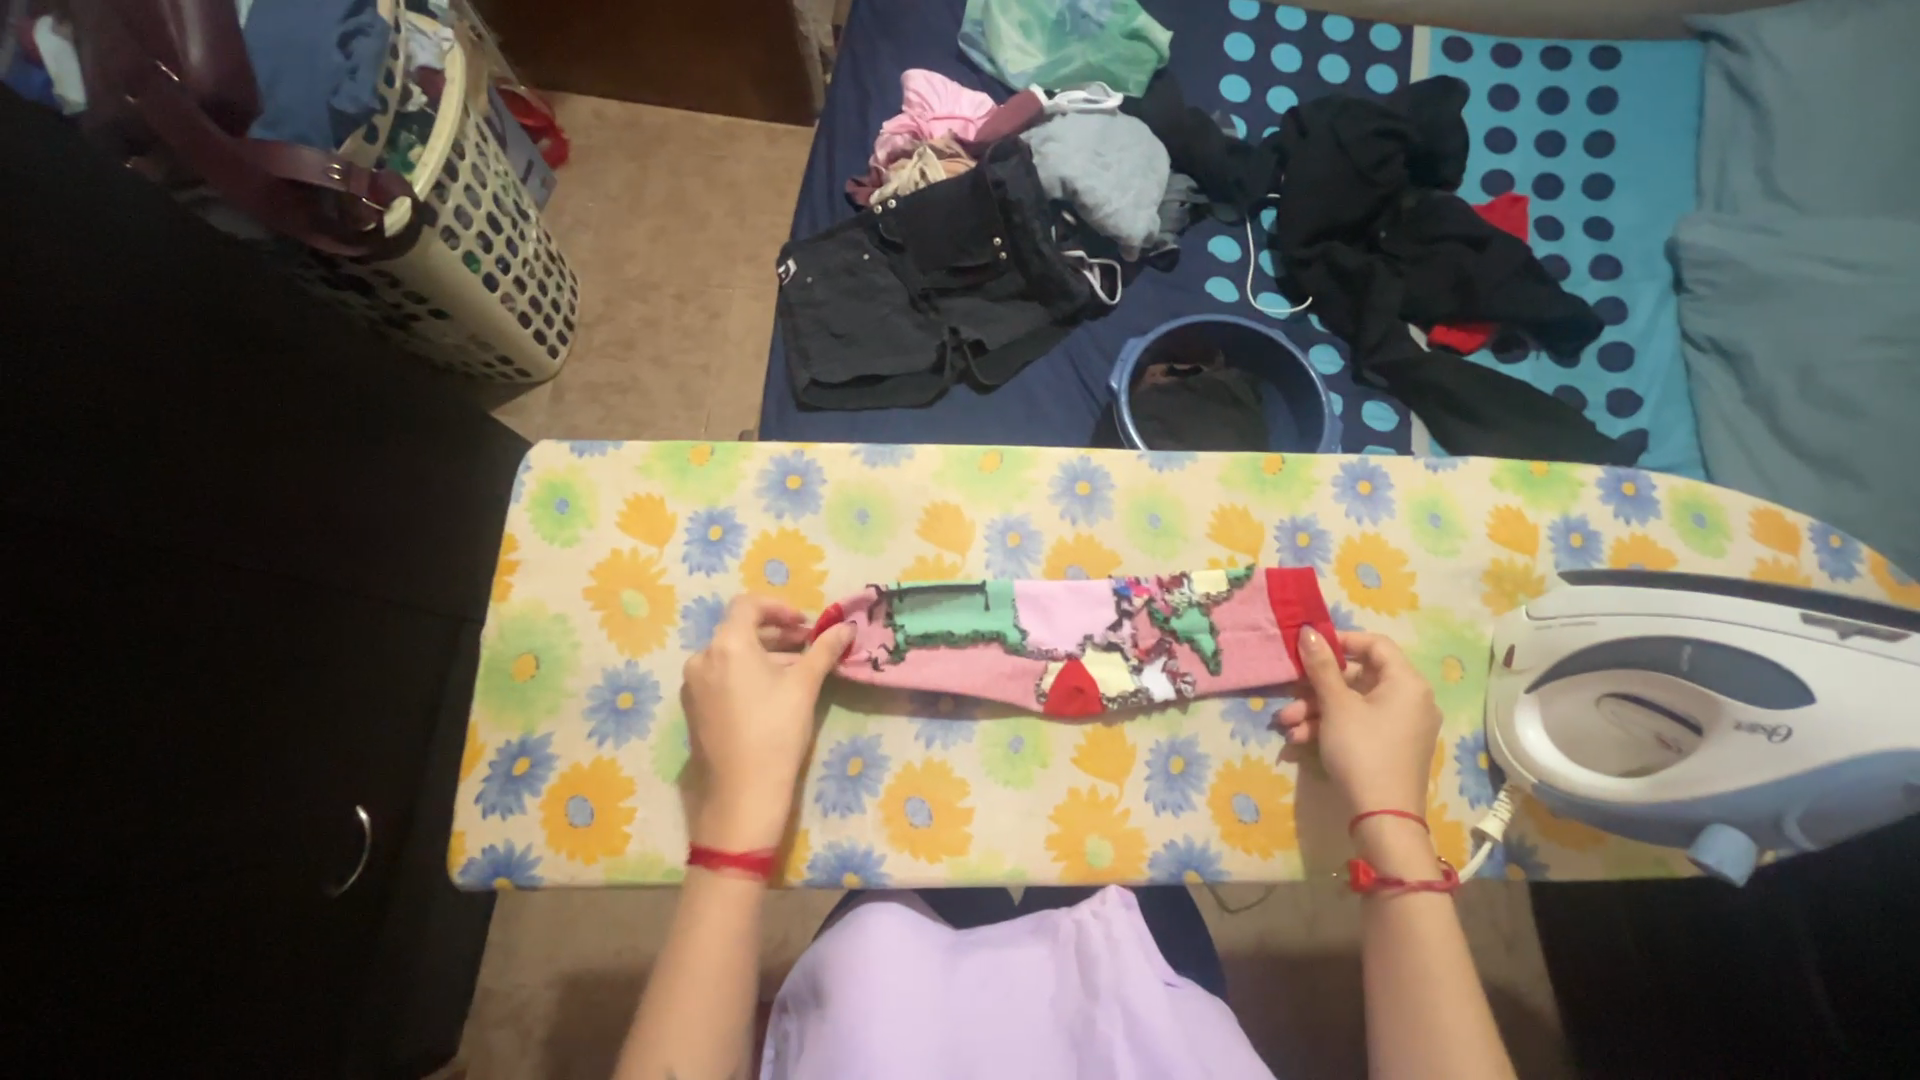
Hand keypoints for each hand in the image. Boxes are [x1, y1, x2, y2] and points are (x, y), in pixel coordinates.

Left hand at [680, 595, 853, 850]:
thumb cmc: (776, 731)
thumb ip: (824, 650)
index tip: (805, 625)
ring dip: (763, 656)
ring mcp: (693, 686)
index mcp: (727, 644)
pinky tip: (771, 695)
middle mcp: (702, 658)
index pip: (748, 605)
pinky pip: (721, 678)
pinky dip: (746, 675)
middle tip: (807, 646)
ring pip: (731, 656)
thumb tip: (847, 628)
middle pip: (739, 631)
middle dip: (776, 635)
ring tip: (796, 672)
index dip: (779, 608)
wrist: (741, 794)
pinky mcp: (693, 710)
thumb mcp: (805, 686)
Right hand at [1278, 628, 1440, 816]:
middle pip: (1359, 676)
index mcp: (1407, 682)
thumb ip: (1321, 666)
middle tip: (1289, 692)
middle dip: (1317, 686)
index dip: (1341, 641)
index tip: (1309, 648)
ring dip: (1315, 710)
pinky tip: (1300, 740)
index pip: (1375, 644)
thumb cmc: (1361, 750)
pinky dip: (1330, 727)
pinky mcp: (1390, 745)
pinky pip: (1358, 723)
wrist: (1382, 816)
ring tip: (1287, 724)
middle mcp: (1411, 699)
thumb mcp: (1336, 705)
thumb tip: (1309, 631)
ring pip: (1352, 703)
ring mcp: (1401, 724)